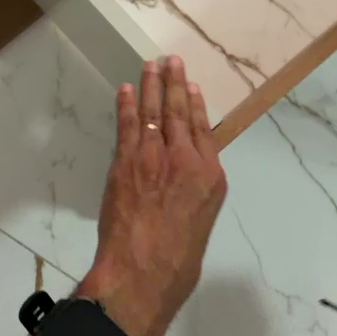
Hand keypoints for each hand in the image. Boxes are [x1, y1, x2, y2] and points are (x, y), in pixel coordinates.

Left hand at [78, 57, 227, 335]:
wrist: (142, 275)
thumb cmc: (177, 260)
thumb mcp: (202, 222)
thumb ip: (196, 191)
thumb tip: (186, 176)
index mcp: (210, 177)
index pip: (202, 129)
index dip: (195, 104)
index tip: (191, 84)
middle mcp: (185, 160)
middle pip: (179, 112)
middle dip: (174, 83)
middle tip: (170, 60)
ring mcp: (154, 159)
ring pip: (154, 113)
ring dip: (151, 85)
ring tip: (150, 65)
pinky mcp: (126, 163)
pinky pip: (128, 126)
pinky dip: (128, 105)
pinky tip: (127, 90)